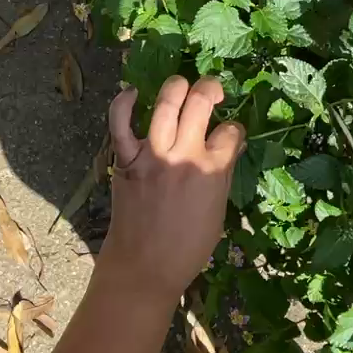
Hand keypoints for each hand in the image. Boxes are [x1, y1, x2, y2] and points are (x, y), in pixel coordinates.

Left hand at [98, 76, 244, 304]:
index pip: (230, 132)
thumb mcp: (218, 211)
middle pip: (200, 104)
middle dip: (210, 89)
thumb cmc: (187, 247)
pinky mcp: (126, 159)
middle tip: (212, 92)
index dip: (233, 129)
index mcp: (212, 171)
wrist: (144, 267)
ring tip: (182, 85)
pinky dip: (123, 103)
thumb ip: (223, 173)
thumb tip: (232, 143)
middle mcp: (184, 155)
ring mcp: (153, 154)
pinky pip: (120, 123)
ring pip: (166, 104)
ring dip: (176, 85)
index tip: (229, 133)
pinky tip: (133, 92)